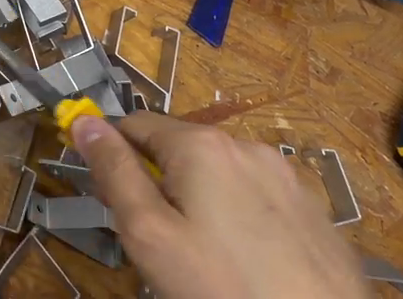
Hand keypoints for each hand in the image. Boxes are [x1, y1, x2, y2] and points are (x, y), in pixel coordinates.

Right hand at [72, 112, 371, 298]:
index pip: (132, 125)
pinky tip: (248, 263)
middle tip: (160, 240)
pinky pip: (257, 200)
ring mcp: (290, 180)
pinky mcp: (318, 215)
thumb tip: (83, 120)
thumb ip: (113, 170)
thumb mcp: (148, 231)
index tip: (116, 203)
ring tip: (206, 256)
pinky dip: (241, 219)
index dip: (115, 159)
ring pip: (218, 174)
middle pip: (177, 149)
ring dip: (200, 199)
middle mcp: (247, 147)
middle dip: (159, 182)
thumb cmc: (222, 287)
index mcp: (202, 144)